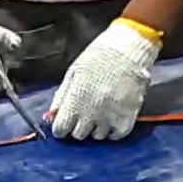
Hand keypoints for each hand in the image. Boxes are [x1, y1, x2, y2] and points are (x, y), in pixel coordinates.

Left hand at [49, 17, 162, 140]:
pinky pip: (117, 134)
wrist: (130, 45)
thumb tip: (52, 116)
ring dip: (98, 128)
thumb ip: (61, 98)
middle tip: (86, 114)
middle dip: (79, 126)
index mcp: (73, 104)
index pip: (60, 130)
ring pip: (98, 136)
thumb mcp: (72, 74)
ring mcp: (110, 117)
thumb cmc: (97, 58)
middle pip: (78, 135)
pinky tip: (114, 120)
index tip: (67, 120)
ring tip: (102, 113)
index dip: (62, 126)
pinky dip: (115, 131)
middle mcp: (90, 115)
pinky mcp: (128, 116)